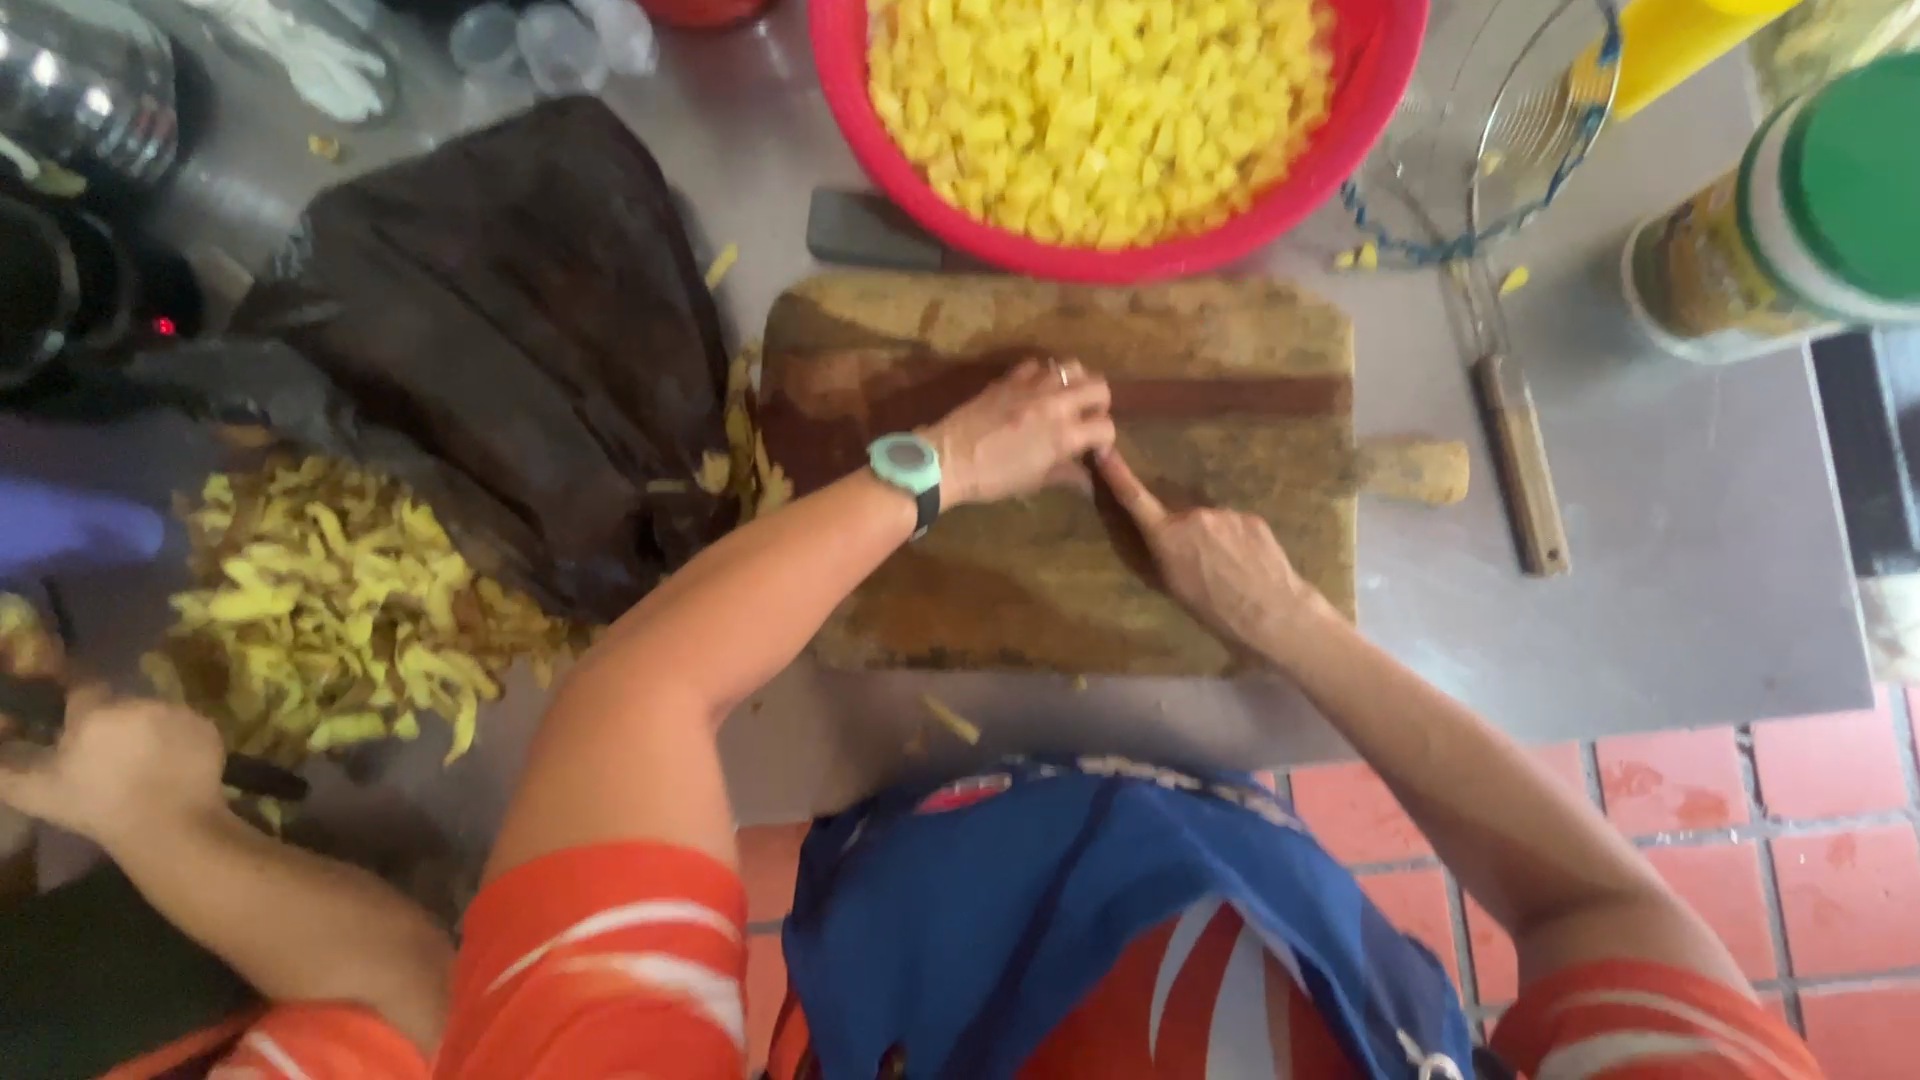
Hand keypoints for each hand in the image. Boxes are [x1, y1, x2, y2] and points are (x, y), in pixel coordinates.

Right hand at [0, 690, 227, 850]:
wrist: (168, 819)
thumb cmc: (94, 804)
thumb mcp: (29, 789)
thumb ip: (2, 762)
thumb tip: (3, 730)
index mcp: (99, 713)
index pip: (81, 682)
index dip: (68, 681)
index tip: (58, 686)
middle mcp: (145, 703)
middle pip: (119, 702)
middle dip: (106, 717)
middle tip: (98, 744)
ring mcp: (183, 713)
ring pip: (153, 711)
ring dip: (141, 725)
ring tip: (133, 756)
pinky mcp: (209, 726)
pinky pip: (182, 723)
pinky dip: (171, 735)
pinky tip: (163, 759)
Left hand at [922, 359, 1115, 507]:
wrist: (949, 459)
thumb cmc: (992, 478)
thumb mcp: (1033, 481)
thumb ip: (1065, 474)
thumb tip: (1087, 479)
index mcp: (1064, 436)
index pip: (1106, 427)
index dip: (1105, 439)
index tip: (1093, 448)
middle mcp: (1056, 404)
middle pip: (1099, 386)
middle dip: (1099, 403)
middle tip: (1086, 417)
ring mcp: (1033, 386)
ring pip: (1073, 366)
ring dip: (1076, 382)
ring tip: (1065, 398)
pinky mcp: (1011, 377)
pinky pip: (1039, 364)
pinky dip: (1044, 374)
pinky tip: (1035, 389)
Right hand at [1096, 449, 1332, 653]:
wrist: (1271, 613)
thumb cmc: (1214, 610)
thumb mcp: (1174, 588)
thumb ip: (1164, 554)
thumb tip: (1166, 540)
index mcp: (1166, 536)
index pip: (1135, 499)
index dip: (1117, 475)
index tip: (1104, 451)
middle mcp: (1193, 516)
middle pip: (1183, 520)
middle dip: (1187, 537)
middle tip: (1201, 568)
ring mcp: (1225, 514)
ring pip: (1212, 524)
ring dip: (1215, 541)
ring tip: (1230, 572)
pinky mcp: (1252, 518)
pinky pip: (1237, 528)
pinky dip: (1238, 543)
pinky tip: (1249, 565)